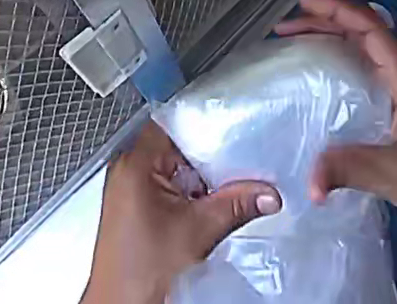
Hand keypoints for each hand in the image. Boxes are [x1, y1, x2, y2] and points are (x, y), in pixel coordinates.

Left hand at [81, 122, 281, 303]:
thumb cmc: (142, 276)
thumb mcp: (198, 233)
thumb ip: (236, 205)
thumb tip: (267, 192)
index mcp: (136, 163)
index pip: (175, 120)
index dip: (205, 120)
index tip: (231, 122)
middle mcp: (128, 169)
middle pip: (177, 143)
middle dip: (207, 152)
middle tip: (236, 156)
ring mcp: (129, 187)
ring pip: (174, 164)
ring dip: (199, 175)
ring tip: (224, 182)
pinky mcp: (134, 206)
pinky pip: (166, 182)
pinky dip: (188, 189)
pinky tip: (206, 202)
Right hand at [274, 0, 396, 248]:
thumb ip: (352, 170)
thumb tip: (308, 180)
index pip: (370, 27)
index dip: (337, 10)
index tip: (304, 4)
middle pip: (363, 31)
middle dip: (326, 20)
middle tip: (287, 25)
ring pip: (364, 49)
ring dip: (332, 37)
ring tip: (298, 40)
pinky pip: (366, 70)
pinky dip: (341, 59)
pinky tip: (323, 74)